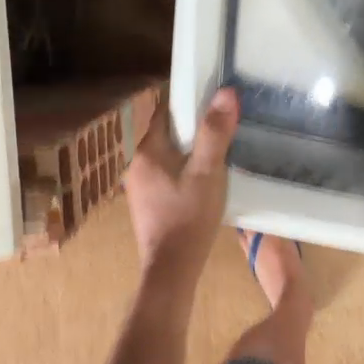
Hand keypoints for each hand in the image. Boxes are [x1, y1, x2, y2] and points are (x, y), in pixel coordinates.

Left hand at [124, 89, 238, 280]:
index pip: (167, 112)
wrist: (171, 270)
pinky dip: (185, 171)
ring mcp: (140, 187)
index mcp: (148, 151)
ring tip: (220, 151)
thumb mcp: (208, 172)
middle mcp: (137, 165)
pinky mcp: (148, 205)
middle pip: (168, 134)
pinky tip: (205, 181)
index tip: (216, 99)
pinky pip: (167, 176)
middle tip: (225, 125)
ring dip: (190, 152)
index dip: (191, 102)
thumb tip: (226, 93)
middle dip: (194, 128)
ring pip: (168, 156)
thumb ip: (215, 133)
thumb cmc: (189, 218)